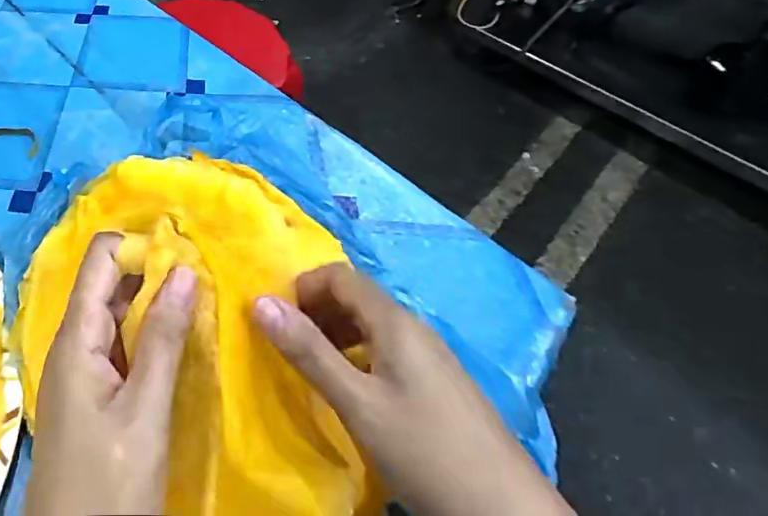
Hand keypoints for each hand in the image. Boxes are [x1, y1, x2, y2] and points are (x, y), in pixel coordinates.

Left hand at [27, 232, 196, 515]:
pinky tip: (179, 337)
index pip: (100, 259)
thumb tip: (185, 269)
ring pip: (116, 314)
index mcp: (76, 336)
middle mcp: (73, 342)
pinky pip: (119, 344)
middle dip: (151, 270)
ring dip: (153, 302)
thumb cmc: (108, 486)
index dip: (139, 246)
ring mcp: (81, 368)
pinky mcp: (93, 394)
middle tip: (202, 273)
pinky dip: (147, 334)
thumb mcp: (144, 412)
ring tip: (199, 298)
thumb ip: (164, 338)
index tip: (184, 250)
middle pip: (108, 283)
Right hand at [252, 265, 572, 515]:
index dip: (303, 287)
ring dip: (336, 333)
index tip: (277, 319)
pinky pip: (388, 348)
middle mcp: (413, 326)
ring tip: (314, 368)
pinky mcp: (439, 382)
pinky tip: (354, 391)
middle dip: (316, 310)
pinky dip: (359, 354)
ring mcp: (431, 354)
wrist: (508, 513)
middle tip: (289, 345)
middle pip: (356, 296)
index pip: (339, 275)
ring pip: (372, 324)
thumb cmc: (424, 450)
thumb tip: (258, 301)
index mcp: (394, 320)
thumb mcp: (357, 404)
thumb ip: (309, 352)